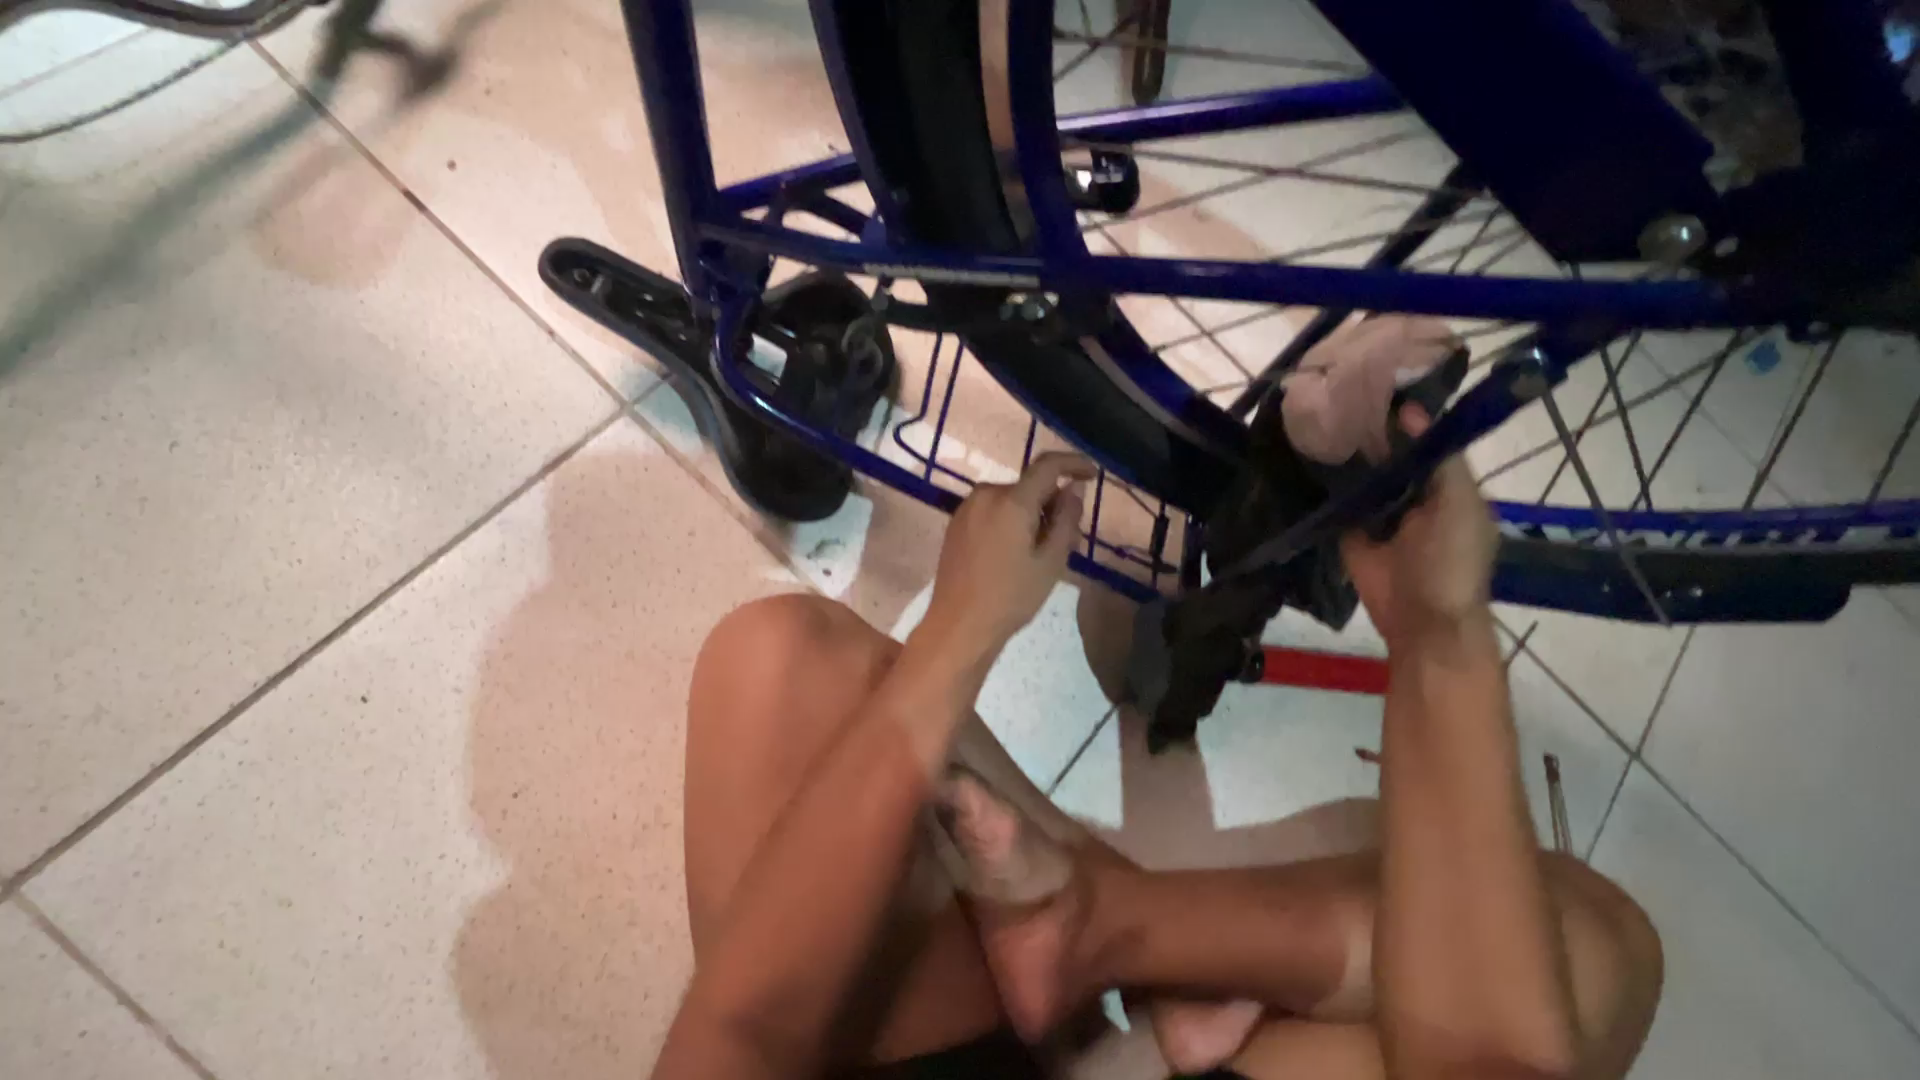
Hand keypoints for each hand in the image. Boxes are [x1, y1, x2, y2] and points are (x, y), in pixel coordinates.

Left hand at [923, 452, 1096, 657]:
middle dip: (1051, 503)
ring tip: (1039, 553)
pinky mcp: (956, 523)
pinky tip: (1012, 554)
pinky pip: (992, 510)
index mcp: (1011, 501)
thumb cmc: (1011, 598)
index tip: (1092, 474)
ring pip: (1010, 499)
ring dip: (1030, 514)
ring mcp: (966, 508)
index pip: (1048, 465)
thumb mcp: (1051, 562)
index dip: (1074, 463)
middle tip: (1067, 539)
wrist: (958, 625)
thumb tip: (1072, 488)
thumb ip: (1066, 519)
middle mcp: (985, 495)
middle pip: (1029, 486)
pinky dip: (1009, 521)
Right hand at [1340, 405, 1496, 646]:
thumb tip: (1410, 410)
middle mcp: (1412, 494)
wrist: (1419, 620)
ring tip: (1316, 417)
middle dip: (1368, 432)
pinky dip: (1324, 484)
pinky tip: (1305, 455)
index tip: (1376, 384)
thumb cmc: (1450, 561)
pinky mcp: (1348, 531)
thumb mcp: (1459, 504)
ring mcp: (1378, 513)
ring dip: (1344, 454)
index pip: (1425, 441)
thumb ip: (1439, 458)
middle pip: (1389, 455)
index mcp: (1446, 485)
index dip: (1405, 416)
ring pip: (1361, 475)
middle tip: (1336, 395)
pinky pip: (1336, 502)